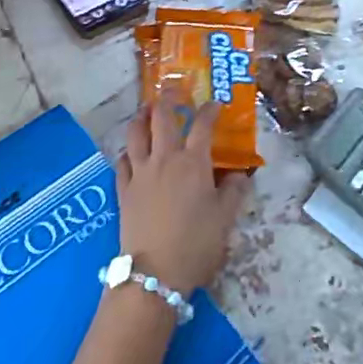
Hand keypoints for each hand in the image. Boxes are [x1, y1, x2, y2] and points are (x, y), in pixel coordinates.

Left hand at [115, 101, 249, 293]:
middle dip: (167, 99)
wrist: (156, 272)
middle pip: (161, 118)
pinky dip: (127, 151)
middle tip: (171, 90)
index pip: (202, 126)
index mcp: (193, 163)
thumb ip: (233, 192)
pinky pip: (122, 161)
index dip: (209, 111)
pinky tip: (130, 152)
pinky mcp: (122, 189)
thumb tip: (240, 175)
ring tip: (145, 111)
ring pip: (135, 133)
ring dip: (141, 117)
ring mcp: (139, 172)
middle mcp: (164, 159)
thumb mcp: (225, 220)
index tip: (214, 104)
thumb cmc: (197, 244)